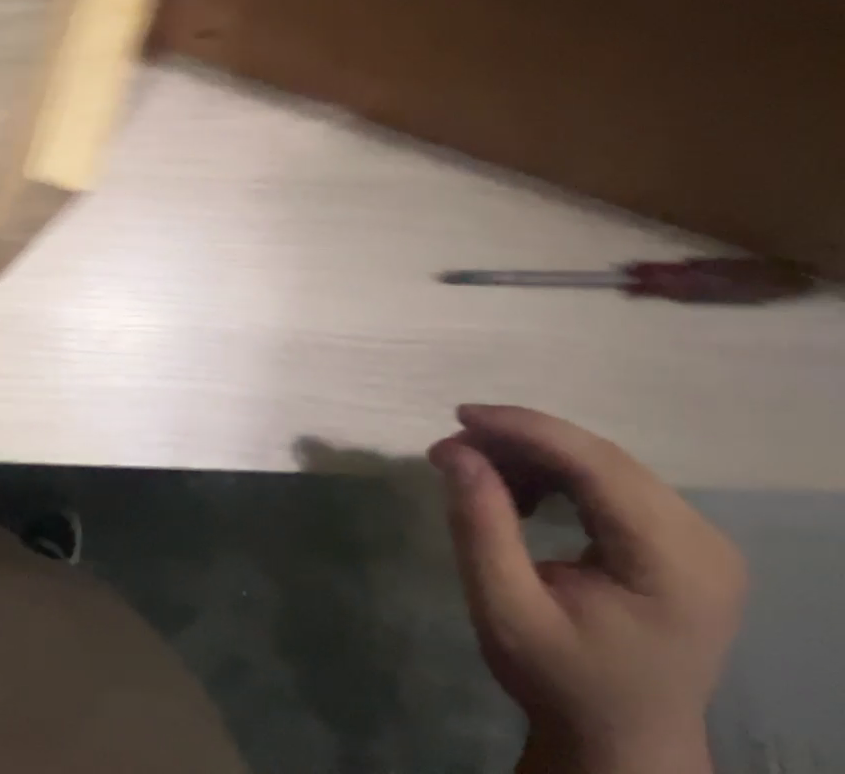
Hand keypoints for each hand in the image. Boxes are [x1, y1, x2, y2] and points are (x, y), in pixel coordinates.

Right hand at [430, 405, 745, 773]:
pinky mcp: (682, 543)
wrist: (620, 737)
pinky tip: (517, 495)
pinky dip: (555, 477)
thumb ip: (480, 527)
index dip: (526, 430)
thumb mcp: (504, 609)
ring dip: (533, 458)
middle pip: (603, 460)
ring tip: (475, 477)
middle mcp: (703, 541)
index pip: (598, 466)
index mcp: (674, 563)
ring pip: (604, 465)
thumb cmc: (559, 678)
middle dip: (520, 442)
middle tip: (450, 452)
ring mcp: (700, 541)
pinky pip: (611, 485)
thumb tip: (456, 451)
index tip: (458, 416)